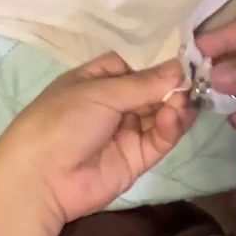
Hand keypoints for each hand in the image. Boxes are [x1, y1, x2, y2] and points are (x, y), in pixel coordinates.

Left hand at [0, 53, 194, 231]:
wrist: (40, 178)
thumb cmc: (62, 121)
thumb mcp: (99, 92)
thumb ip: (143, 83)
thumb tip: (180, 66)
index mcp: (96, 80)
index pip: (134, 66)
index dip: (157, 62)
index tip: (186, 57)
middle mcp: (112, 104)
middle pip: (152, 90)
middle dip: (172, 85)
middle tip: (195, 81)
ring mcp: (125, 132)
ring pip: (160, 114)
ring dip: (174, 106)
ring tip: (183, 101)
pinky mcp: (137, 158)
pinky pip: (160, 139)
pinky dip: (171, 127)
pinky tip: (175, 117)